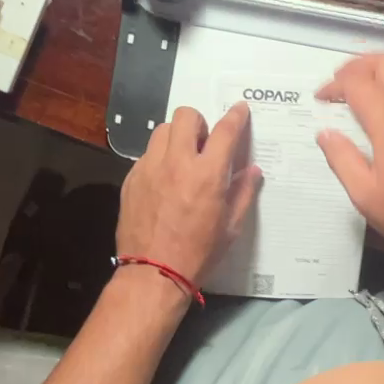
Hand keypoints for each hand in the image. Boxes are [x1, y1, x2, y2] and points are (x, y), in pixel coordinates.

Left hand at [117, 104, 261, 283]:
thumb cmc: (198, 253)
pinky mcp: (131, 179)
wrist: (153, 273)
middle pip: (186, 116)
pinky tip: (164, 180)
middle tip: (204, 143)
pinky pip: (147, 154)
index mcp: (207, 174)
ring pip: (162, 131)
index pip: (225, 131)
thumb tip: (252, 171)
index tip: (239, 109)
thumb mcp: (230, 227)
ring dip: (176, 137)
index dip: (235, 116)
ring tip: (182, 158)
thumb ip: (243, 193)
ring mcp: (149, 168)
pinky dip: (159, 158)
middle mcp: (177, 163)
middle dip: (199, 123)